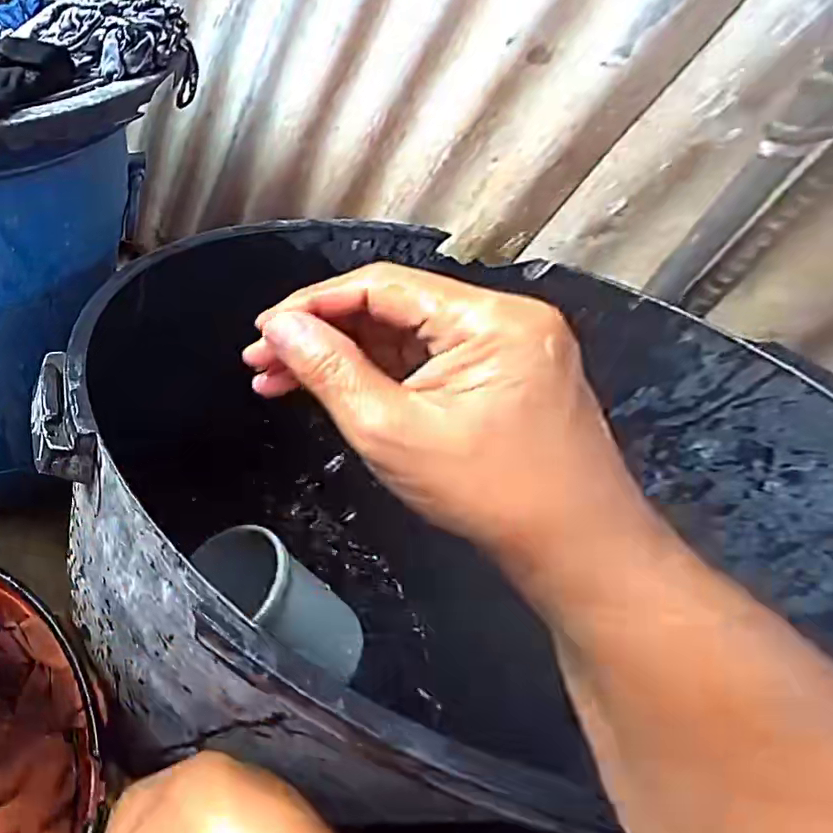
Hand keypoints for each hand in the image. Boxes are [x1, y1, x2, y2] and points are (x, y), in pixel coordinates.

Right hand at [241, 263, 652, 565]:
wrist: (571, 545)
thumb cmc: (493, 490)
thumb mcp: (387, 426)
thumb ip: (328, 368)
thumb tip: (281, 328)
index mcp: (489, 322)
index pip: (378, 286)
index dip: (309, 305)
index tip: (264, 330)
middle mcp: (498, 322)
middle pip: (381, 306)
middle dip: (313, 332)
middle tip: (261, 358)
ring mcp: (494, 348)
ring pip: (388, 333)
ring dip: (330, 354)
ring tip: (276, 377)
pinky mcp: (484, 374)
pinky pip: (407, 357)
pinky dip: (359, 371)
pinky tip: (318, 387)